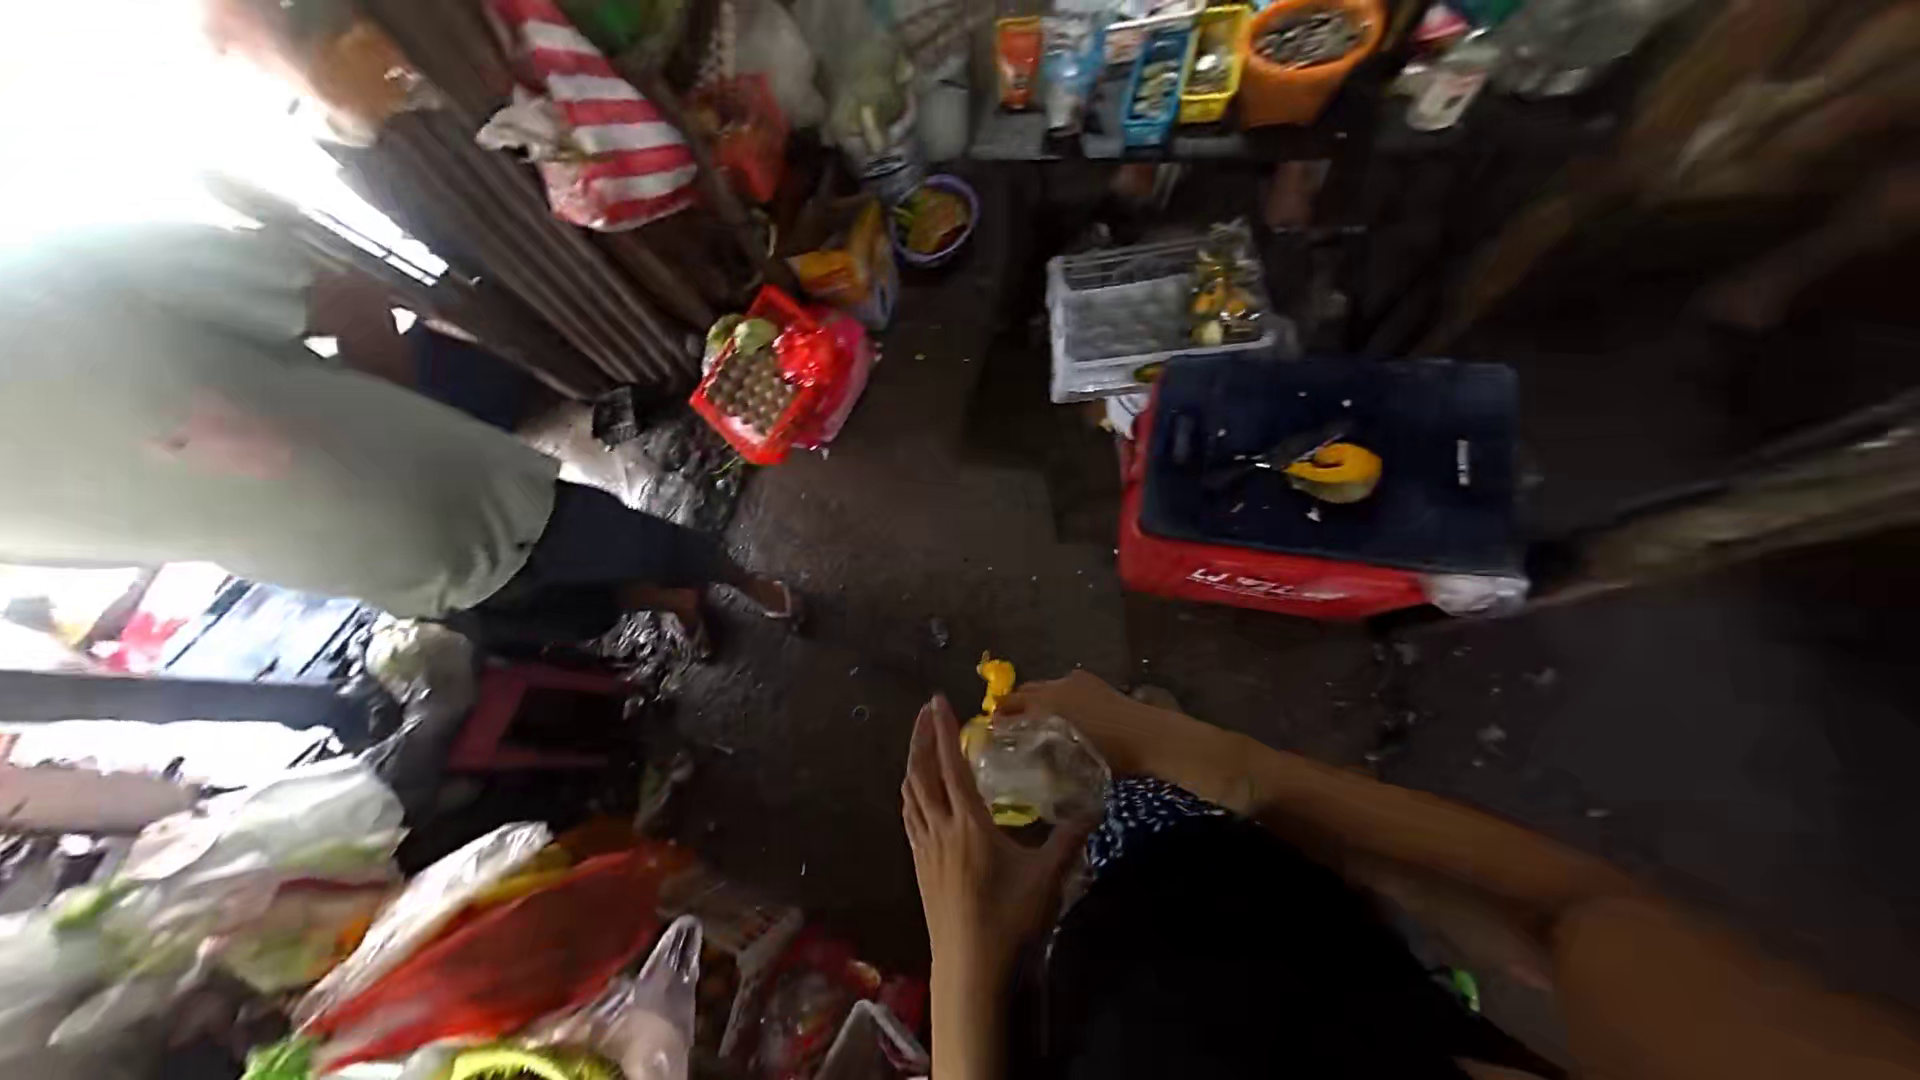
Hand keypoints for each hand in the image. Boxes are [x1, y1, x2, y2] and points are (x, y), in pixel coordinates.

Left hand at [901, 695, 1088, 979]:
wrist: (969, 970)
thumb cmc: (1008, 920)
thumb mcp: (1046, 879)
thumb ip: (1068, 841)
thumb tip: (1093, 811)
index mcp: (969, 823)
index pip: (952, 765)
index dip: (943, 729)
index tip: (936, 701)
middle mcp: (941, 827)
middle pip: (922, 772)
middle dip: (921, 737)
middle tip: (926, 712)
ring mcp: (925, 847)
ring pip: (911, 793)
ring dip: (913, 762)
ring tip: (920, 742)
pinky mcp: (919, 865)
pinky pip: (909, 816)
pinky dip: (911, 791)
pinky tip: (917, 792)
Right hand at [995, 669, 1168, 774]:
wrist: (1148, 736)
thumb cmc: (1109, 754)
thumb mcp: (1070, 758)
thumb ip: (1043, 752)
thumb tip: (1025, 755)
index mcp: (1046, 704)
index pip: (1010, 706)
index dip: (999, 717)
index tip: (991, 730)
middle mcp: (1055, 686)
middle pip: (1024, 692)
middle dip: (1014, 705)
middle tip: (1009, 724)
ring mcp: (1074, 680)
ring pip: (1044, 687)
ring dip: (1036, 700)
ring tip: (1035, 720)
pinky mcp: (1091, 681)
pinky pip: (1064, 686)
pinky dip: (1057, 696)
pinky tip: (1064, 713)